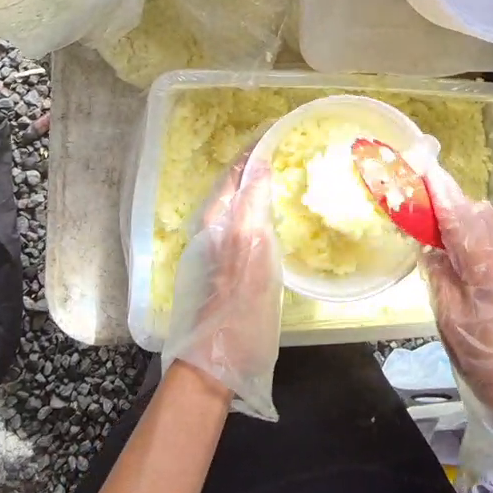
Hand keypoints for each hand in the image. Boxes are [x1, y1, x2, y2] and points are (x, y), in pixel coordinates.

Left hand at [162, 151, 281, 419]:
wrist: (213, 366)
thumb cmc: (238, 312)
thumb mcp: (253, 254)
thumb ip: (253, 207)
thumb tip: (259, 164)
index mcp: (218, 222)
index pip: (236, 171)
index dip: (255, 148)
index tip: (277, 127)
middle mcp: (211, 230)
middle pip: (232, 185)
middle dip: (254, 162)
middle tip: (282, 146)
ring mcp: (213, 251)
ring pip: (233, 204)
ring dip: (252, 184)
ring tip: (277, 172)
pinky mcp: (219, 271)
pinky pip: (237, 224)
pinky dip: (252, 208)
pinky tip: (268, 216)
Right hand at [420, 164, 492, 453]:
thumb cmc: (484, 355)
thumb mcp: (448, 314)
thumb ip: (437, 268)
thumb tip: (424, 239)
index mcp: (488, 259)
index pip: (457, 209)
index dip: (436, 183)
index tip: (417, 159)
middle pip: (470, 210)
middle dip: (442, 200)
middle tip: (411, 198)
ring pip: (481, 221)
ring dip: (455, 217)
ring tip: (428, 224)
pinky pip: (490, 235)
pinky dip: (470, 232)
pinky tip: (453, 246)